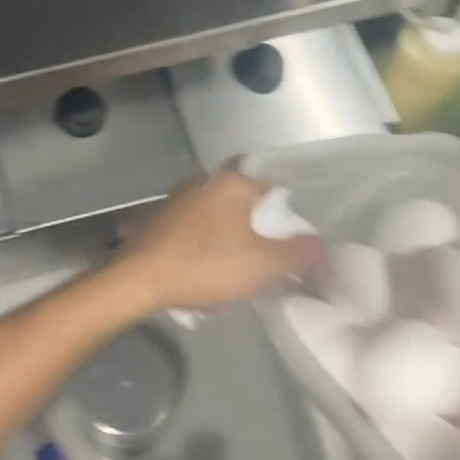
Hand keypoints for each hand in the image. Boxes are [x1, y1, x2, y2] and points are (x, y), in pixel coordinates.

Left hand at [107, 166, 323, 312]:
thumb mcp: (263, 265)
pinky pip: (192, 225)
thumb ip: (298, 252)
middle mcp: (201, 181)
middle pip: (240, 196)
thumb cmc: (205, 265)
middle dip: (256, 220)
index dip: (285, 205)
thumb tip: (322, 243)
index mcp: (230, 182)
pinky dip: (204, 240)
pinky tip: (207, 265)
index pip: (268, 180)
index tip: (294, 232)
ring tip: (242, 263)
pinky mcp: (157, 219)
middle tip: (271, 250)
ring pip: (215, 211)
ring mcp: (175, 198)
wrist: (137, 279)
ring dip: (229, 232)